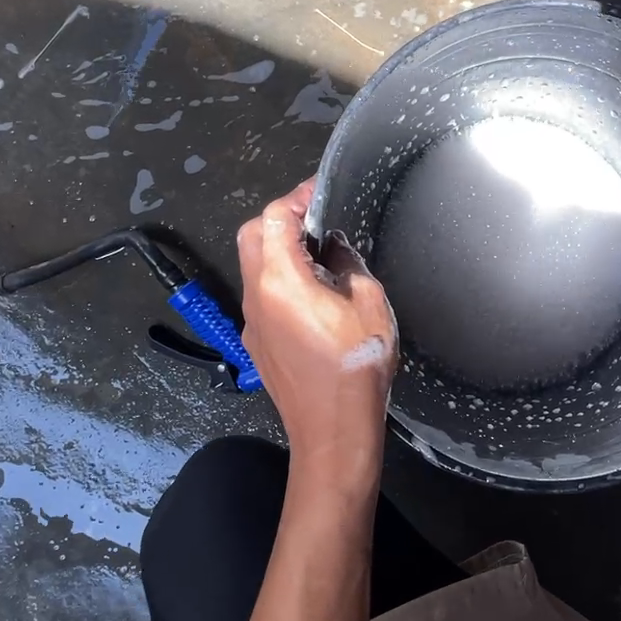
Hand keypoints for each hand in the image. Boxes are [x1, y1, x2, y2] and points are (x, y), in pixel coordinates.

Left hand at [236, 180, 398, 478]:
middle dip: (279, 216)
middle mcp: (256, 295)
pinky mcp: (257, 341)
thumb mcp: (368, 302)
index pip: (274, 218)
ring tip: (319, 247)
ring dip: (278, 246)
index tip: (322, 190)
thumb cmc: (356, 363)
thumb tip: (335, 249)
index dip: (298, 196)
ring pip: (252, 264)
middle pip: (252, 235)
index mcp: (281, 280)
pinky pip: (261, 292)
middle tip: (316, 215)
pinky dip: (279, 273)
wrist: (333, 431)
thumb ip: (349, 264)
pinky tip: (313, 287)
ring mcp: (252, 321)